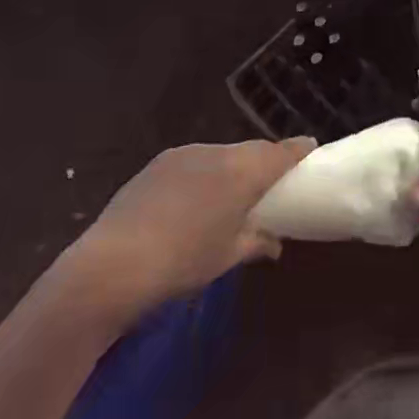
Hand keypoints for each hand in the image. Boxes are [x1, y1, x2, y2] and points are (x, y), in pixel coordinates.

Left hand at [57, 137, 314, 325]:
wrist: (108, 267)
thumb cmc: (181, 264)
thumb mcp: (226, 258)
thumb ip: (256, 242)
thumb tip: (274, 243)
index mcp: (243, 171)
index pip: (281, 152)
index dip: (299, 151)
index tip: (310, 150)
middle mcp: (218, 152)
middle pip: (252, 150)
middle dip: (264, 161)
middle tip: (270, 182)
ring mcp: (184, 154)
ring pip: (222, 154)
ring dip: (231, 167)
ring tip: (229, 194)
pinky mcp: (157, 163)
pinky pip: (194, 160)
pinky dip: (204, 173)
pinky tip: (193, 198)